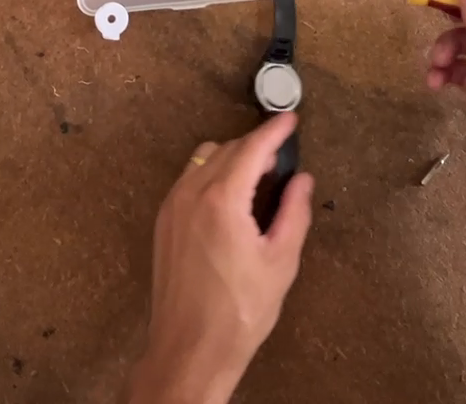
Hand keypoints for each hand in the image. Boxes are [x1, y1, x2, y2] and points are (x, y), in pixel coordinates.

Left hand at [127, 112, 314, 403]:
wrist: (188, 348)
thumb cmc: (239, 312)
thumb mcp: (280, 263)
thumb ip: (294, 214)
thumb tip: (302, 180)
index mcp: (222, 199)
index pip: (252, 148)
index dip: (274, 130)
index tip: (290, 117)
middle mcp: (191, 192)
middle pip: (229, 149)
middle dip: (256, 147)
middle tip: (281, 158)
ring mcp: (173, 204)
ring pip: (205, 158)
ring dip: (233, 157)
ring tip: (257, 178)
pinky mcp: (163, 219)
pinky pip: (190, 178)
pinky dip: (213, 173)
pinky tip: (229, 197)